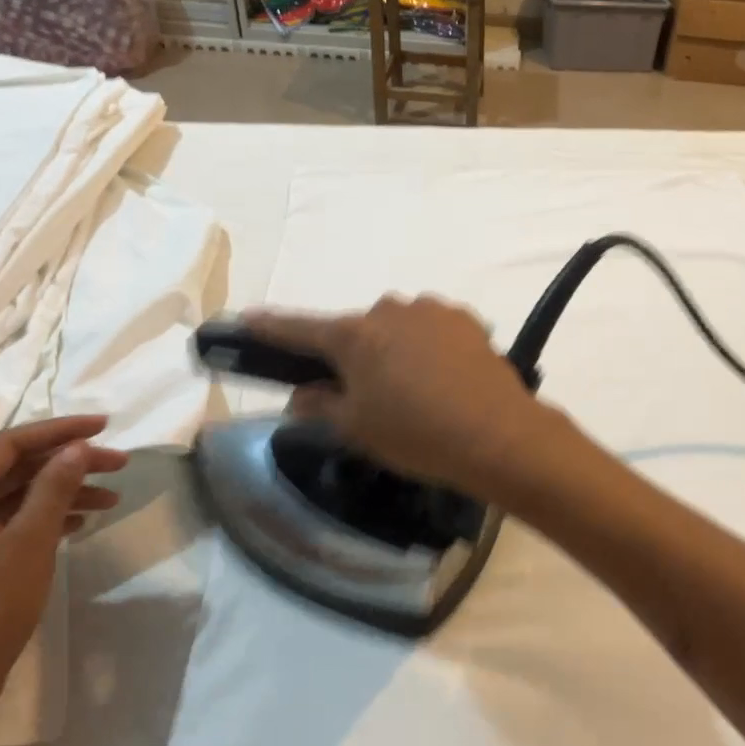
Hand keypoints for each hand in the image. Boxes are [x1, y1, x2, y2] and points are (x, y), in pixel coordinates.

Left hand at [0, 416, 128, 731]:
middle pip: (12, 469)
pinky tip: (77, 523)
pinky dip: (42, 517)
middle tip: (119, 464)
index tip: (105, 426)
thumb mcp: (28, 546)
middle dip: (67, 463)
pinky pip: (5, 523)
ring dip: (60, 491)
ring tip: (110, 498)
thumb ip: (53, 490)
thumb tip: (77, 448)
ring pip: (12, 497)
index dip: (59, 431)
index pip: (8, 445)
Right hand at [244, 296, 550, 491]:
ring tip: (414, 392)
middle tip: (365, 396)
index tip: (245, 320)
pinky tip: (443, 381)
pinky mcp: (467, 320)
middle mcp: (390, 310)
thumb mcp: (357, 429)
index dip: (270, 327)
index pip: (299, 328)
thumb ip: (319, 406)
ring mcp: (432, 311)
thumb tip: (302, 395)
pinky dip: (428, 349)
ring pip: (397, 329)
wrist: (499, 435)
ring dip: (394, 351)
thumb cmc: (417, 434)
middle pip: (356, 331)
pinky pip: (432, 331)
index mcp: (354, 336)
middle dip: (353, 356)